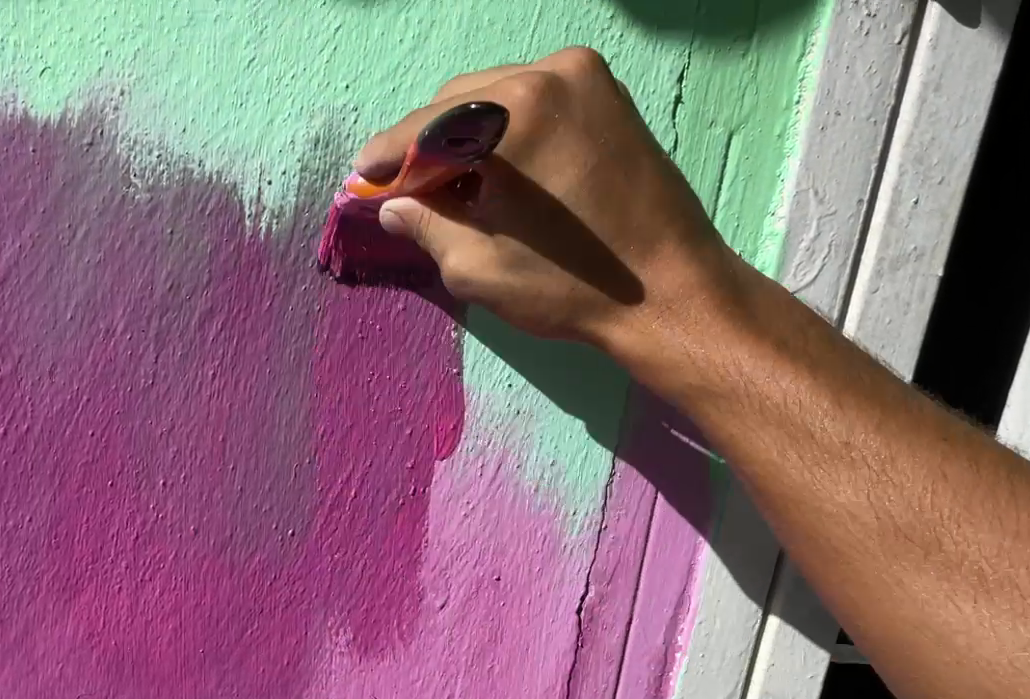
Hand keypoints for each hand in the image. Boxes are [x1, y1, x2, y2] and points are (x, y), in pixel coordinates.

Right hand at [355, 48, 746, 376]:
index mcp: (511, 115)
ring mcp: (584, 78)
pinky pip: (531, 100)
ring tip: (452, 188)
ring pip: (492, 97)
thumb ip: (424, 225)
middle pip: (455, 103)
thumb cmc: (567, 288)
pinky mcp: (606, 94)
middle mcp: (548, 75)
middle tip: (406, 192)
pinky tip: (496, 173)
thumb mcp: (476, 267)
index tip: (361, 177)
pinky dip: (502, 131)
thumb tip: (392, 206)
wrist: (668, 291)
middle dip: (423, 147)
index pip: (423, 128)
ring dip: (462, 138)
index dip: (386, 157)